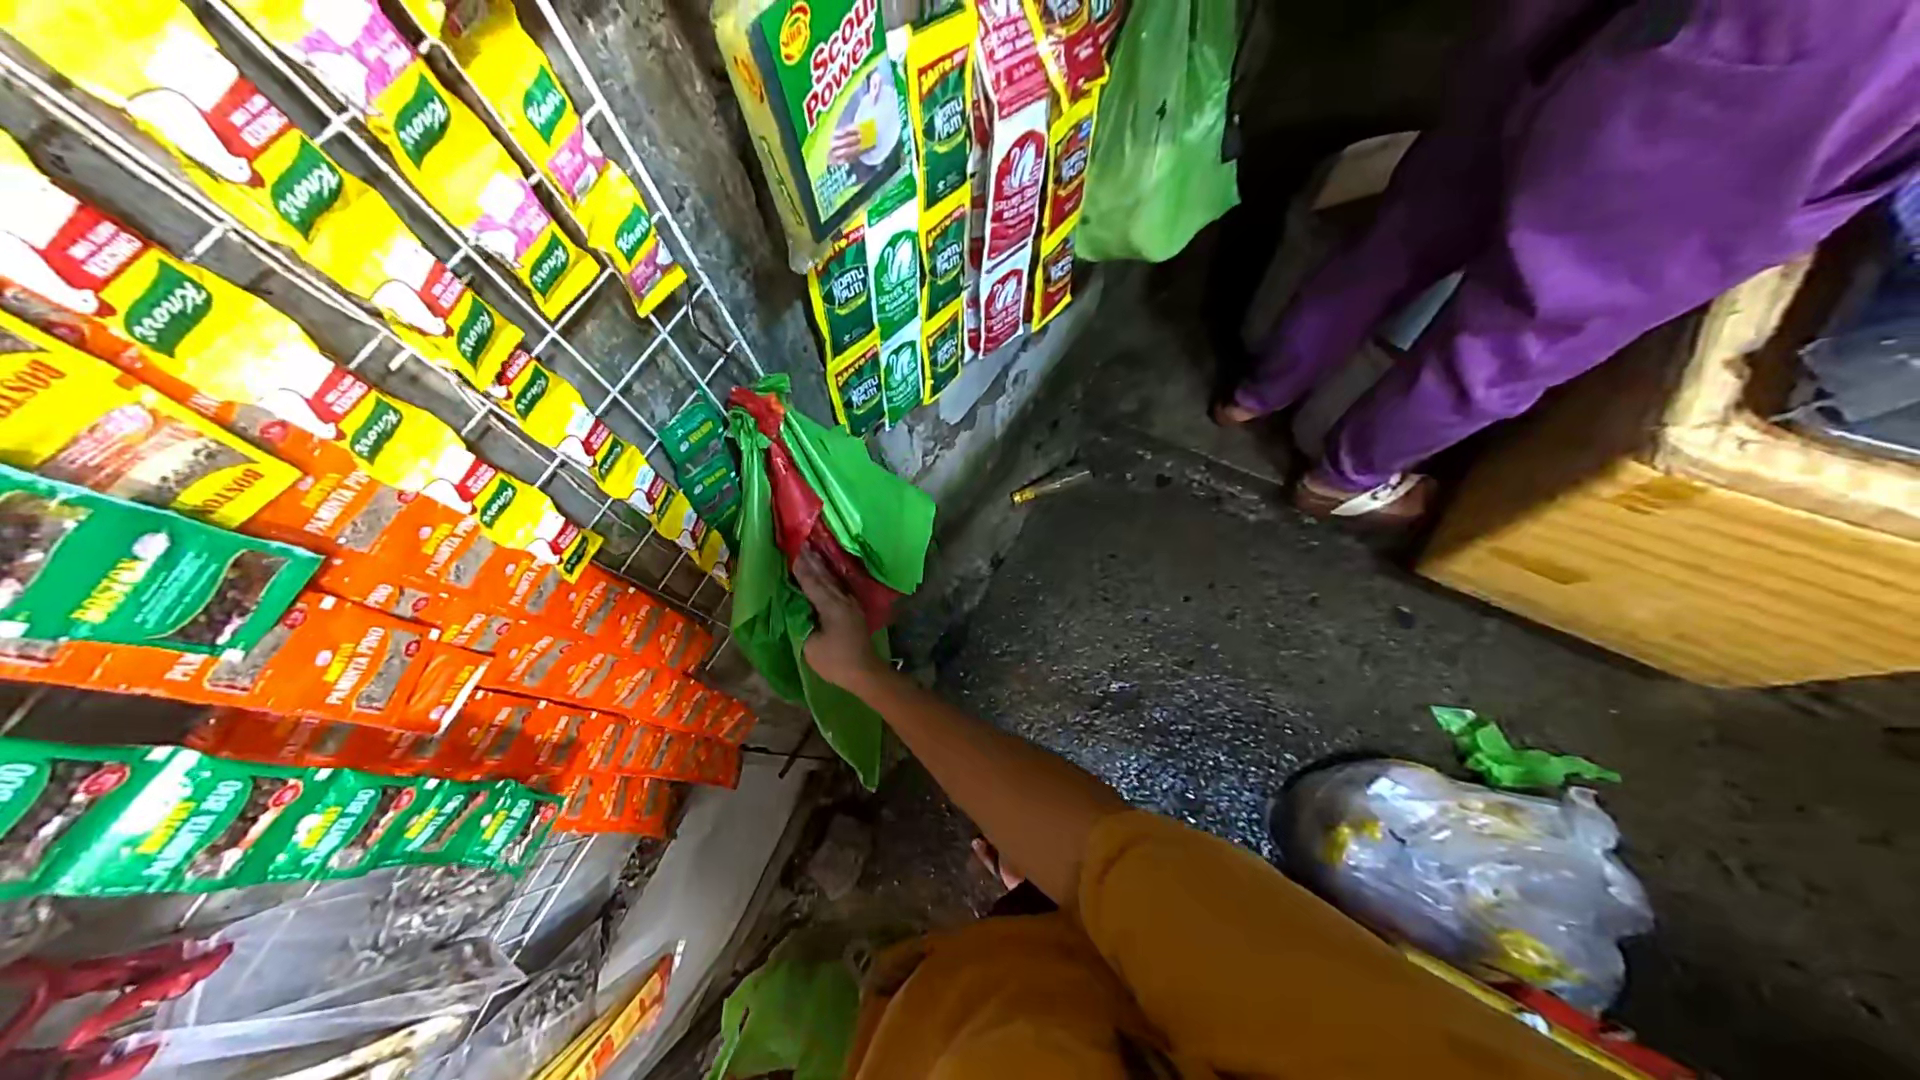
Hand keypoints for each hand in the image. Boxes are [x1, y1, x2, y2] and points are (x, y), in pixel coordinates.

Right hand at [793, 549, 886, 688]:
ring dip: (821, 566)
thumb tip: (797, 607)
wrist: (865, 672)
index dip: (800, 566)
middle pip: (824, 576)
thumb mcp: (810, 646)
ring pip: (832, 581)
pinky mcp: (853, 610)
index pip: (812, 582)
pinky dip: (828, 578)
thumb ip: (802, 623)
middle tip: (800, 543)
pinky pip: (838, 588)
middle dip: (811, 560)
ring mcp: (851, 604)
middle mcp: (843, 600)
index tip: (791, 550)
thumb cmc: (835, 662)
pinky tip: (825, 574)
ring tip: (811, 552)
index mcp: (831, 606)